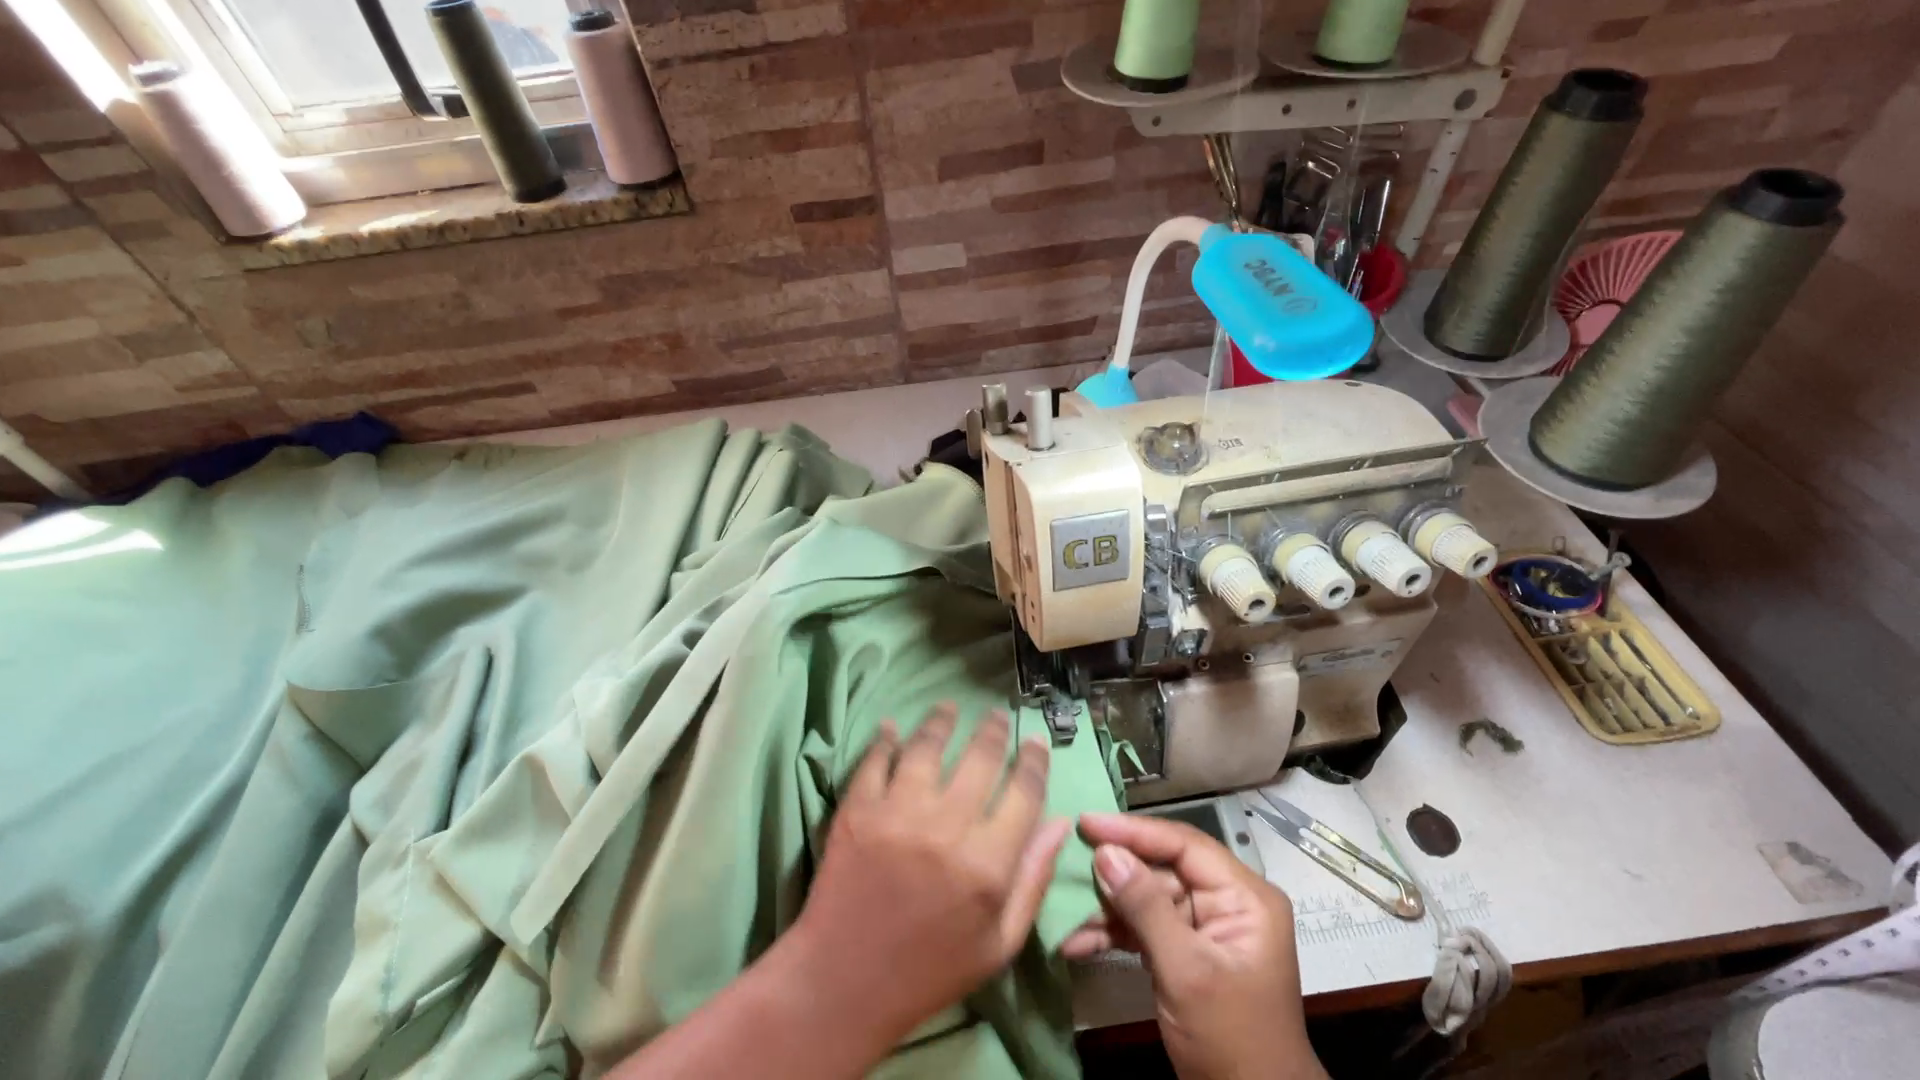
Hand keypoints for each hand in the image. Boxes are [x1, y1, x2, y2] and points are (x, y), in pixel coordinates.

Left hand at [790, 704, 1072, 1042]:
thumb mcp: (1000, 944)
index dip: (1033, 761)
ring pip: (927, 747)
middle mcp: (947, 827)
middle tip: (997, 716)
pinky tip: (893, 727)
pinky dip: (885, 739)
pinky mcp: (856, 810)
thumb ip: (1033, 879)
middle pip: (979, 758)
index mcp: (989, 863)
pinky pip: (875, 761)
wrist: (844, 982)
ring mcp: (897, 813)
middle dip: (994, 731)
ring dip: (941, 721)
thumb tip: (1061, 822)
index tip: (1035, 742)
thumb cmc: (931, 971)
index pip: (1024, 792)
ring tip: (950, 707)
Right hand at [1062, 813, 1325, 1079]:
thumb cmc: (1231, 1036)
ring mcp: (1205, 928)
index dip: (1133, 831)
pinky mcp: (1185, 953)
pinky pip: (1144, 929)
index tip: (1084, 823)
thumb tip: (1105, 852)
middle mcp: (1227, 902)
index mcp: (1245, 896)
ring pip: (1147, 899)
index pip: (1184, 845)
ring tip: (1063, 912)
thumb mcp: (1187, 970)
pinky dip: (1112, 935)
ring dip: (1105, 909)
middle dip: (1113, 874)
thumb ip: (1146, 908)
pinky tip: (1076, 942)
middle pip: (1162, 869)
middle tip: (1063, 863)